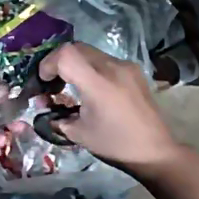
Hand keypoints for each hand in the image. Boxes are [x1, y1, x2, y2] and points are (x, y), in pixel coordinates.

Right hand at [37, 43, 184, 170]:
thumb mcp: (79, 134)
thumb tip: (45, 110)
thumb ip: (58, 118)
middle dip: (58, 62)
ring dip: (75, 63)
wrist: (154, 150)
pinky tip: (92, 88)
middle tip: (52, 82)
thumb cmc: (115, 144)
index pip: (65, 55)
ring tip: (70, 85)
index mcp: (97, 83)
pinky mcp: (134, 70)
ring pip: (91, 52)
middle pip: (76, 48)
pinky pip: (105, 60)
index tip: (44, 82)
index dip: (48, 64)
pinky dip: (91, 68)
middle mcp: (112, 67)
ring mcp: (125, 66)